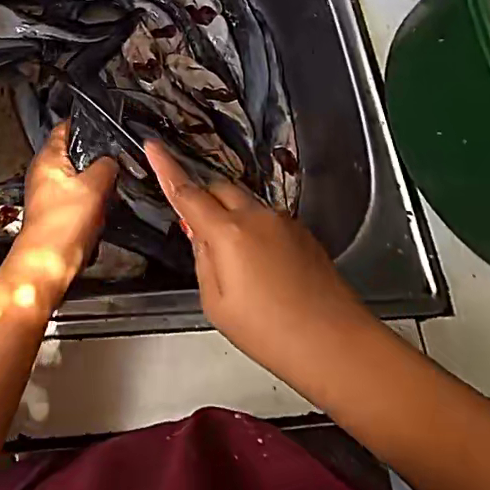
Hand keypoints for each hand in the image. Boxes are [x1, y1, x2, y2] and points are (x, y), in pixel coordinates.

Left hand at [8, 120, 117, 287]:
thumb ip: (107, 165)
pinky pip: (78, 200)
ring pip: (79, 178)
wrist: (49, 264)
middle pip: (74, 154)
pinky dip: (91, 202)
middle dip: (95, 158)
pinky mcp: (57, 214)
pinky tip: (101, 210)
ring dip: (95, 183)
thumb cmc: (63, 225)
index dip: (84, 123)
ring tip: (108, 189)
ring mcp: (48, 194)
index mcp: (47, 159)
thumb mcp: (95, 185)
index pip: (65, 128)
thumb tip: (111, 161)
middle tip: (114, 161)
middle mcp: (43, 174)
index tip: (102, 123)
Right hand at [145, 141, 384, 377]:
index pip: (187, 192)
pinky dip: (254, 231)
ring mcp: (283, 222)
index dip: (166, 167)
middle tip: (199, 235)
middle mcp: (256, 217)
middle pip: (219, 189)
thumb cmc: (270, 332)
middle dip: (204, 201)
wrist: (336, 343)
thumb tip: (202, 237)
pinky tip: (262, 269)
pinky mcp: (303, 233)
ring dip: (230, 218)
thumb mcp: (216, 304)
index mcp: (228, 233)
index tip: (153, 146)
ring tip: (236, 266)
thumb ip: (202, 260)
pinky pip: (267, 219)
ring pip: (245, 204)